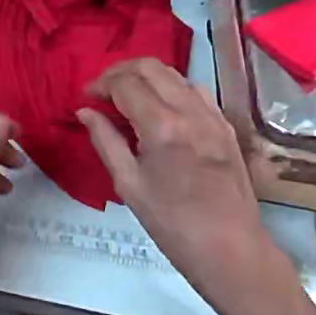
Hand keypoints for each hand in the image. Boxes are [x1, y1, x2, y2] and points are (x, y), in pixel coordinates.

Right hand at [77, 59, 294, 314]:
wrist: (230, 248)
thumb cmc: (172, 224)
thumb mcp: (129, 185)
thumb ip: (106, 141)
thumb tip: (85, 112)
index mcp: (162, 126)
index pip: (125, 83)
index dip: (100, 84)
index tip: (86, 97)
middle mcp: (189, 109)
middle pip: (150, 67)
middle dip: (121, 71)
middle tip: (103, 91)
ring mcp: (212, 114)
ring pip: (174, 73)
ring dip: (147, 76)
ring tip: (129, 97)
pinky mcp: (225, 123)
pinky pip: (195, 89)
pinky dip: (172, 88)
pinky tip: (162, 107)